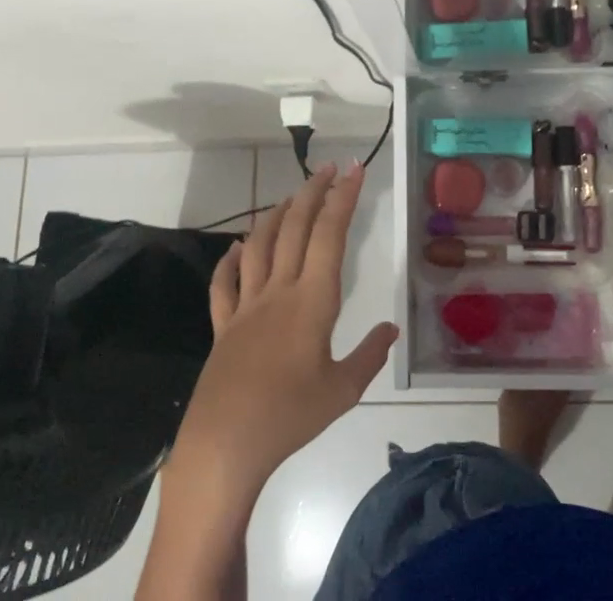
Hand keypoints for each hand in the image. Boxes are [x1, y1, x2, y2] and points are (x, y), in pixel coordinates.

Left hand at [173, 162, 397, 494]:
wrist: (226, 442)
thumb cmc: (290, 416)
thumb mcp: (343, 391)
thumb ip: (369, 356)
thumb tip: (390, 330)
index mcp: (312, 300)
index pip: (329, 235)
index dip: (343, 199)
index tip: (355, 171)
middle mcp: (278, 291)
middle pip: (294, 228)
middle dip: (313, 193)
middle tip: (329, 170)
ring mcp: (245, 306)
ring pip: (259, 245)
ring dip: (275, 215)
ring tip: (291, 198)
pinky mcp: (222, 326)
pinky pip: (224, 283)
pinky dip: (232, 260)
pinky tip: (238, 248)